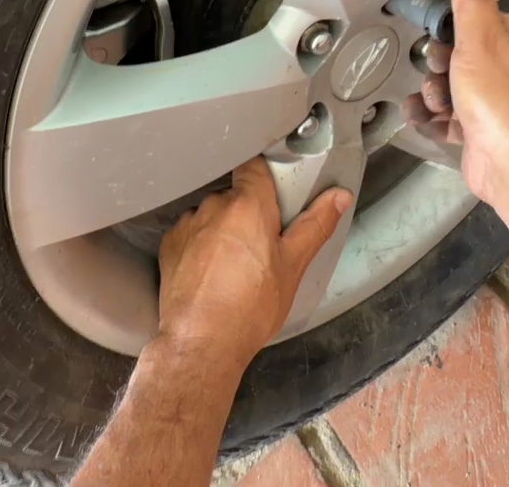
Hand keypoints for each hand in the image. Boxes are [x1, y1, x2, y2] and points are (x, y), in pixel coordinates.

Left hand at [154, 159, 350, 369]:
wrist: (201, 343)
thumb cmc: (251, 305)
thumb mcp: (293, 265)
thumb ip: (316, 224)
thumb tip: (339, 195)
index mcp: (248, 203)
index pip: (255, 166)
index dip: (265, 175)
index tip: (274, 192)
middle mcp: (214, 204)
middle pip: (235, 194)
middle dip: (247, 212)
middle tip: (261, 243)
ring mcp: (187, 223)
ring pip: (212, 214)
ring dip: (222, 228)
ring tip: (232, 264)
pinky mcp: (169, 244)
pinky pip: (190, 232)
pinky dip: (200, 245)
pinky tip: (209, 272)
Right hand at [400, 0, 508, 212]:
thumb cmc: (502, 99)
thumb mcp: (480, 35)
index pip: (474, 19)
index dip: (449, 28)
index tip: (436, 38)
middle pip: (457, 54)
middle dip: (437, 65)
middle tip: (439, 74)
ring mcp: (495, 101)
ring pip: (449, 87)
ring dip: (432, 93)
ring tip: (436, 104)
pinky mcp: (481, 131)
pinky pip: (447, 117)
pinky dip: (432, 118)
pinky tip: (422, 119)